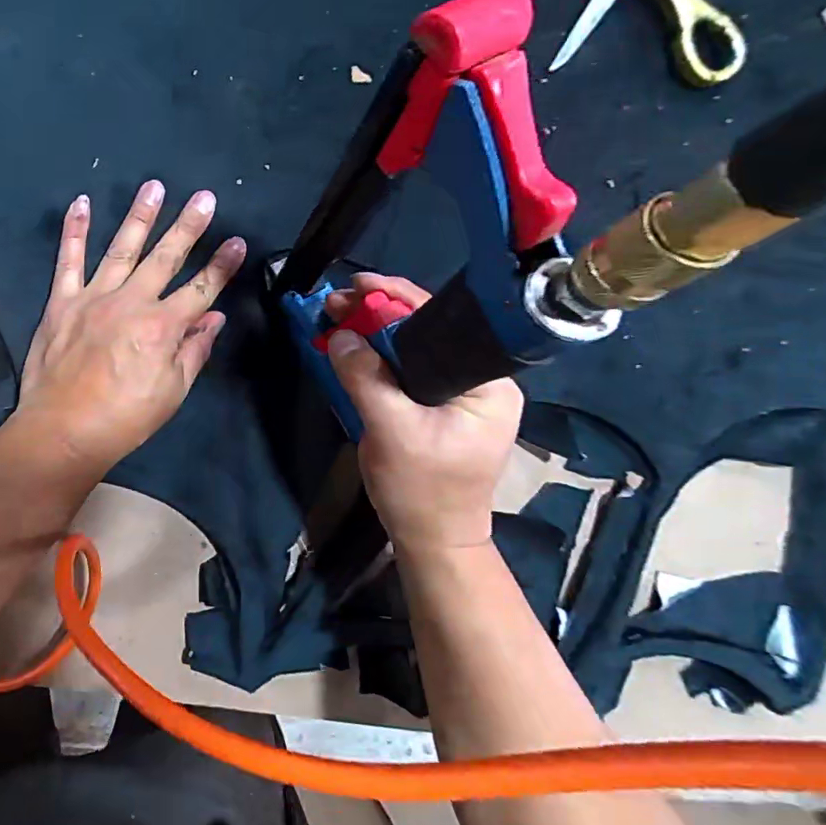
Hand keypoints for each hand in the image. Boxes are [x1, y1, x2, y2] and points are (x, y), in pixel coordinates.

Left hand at [0, 180, 246, 479]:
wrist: (63, 431)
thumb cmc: (124, 419)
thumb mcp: (171, 392)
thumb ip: (193, 351)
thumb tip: (214, 318)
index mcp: (163, 327)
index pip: (201, 289)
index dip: (222, 266)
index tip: (237, 243)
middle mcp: (131, 302)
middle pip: (166, 257)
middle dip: (188, 226)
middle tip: (203, 197)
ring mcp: (94, 298)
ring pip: (122, 249)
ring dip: (140, 216)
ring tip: (153, 187)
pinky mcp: (62, 302)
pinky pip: (68, 260)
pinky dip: (75, 231)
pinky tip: (82, 203)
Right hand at [325, 273, 521, 556]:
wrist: (433, 540)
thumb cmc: (422, 491)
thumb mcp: (391, 432)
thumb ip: (366, 379)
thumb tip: (341, 335)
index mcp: (488, 383)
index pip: (443, 325)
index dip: (398, 299)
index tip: (359, 285)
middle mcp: (480, 381)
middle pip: (427, 332)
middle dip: (380, 312)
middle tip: (338, 300)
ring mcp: (459, 395)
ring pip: (414, 349)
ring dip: (375, 332)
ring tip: (337, 315)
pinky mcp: (438, 407)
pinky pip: (407, 371)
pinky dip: (377, 356)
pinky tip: (352, 344)